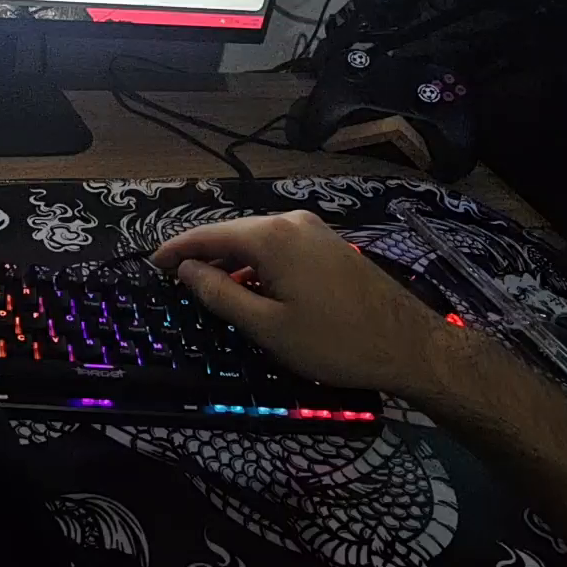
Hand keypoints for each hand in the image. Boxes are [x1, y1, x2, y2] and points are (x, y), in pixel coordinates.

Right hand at [151, 210, 453, 393]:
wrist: (414, 346)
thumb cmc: (335, 341)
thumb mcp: (268, 326)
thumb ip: (220, 294)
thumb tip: (187, 271)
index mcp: (270, 237)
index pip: (208, 235)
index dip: (177, 249)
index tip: (152, 264)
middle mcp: (289, 221)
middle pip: (232, 233)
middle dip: (202, 254)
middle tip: (174, 278)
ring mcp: (313, 229)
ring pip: (256, 239)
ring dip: (230, 260)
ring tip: (207, 286)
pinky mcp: (328, 243)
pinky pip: (278, 245)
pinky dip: (256, 262)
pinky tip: (251, 286)